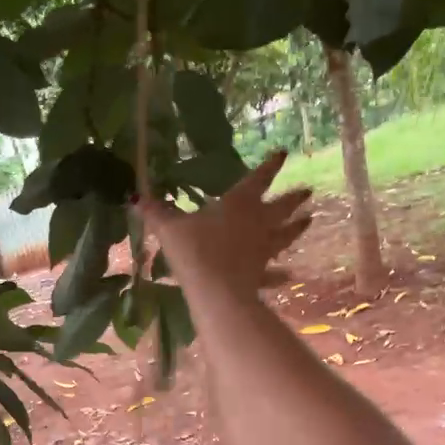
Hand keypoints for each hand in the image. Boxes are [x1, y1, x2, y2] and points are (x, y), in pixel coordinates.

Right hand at [137, 150, 312, 300]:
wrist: (215, 291)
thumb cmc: (195, 251)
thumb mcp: (170, 228)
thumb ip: (156, 212)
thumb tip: (134, 196)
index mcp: (239, 203)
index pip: (259, 178)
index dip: (270, 165)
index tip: (283, 153)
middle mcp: (258, 222)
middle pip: (281, 206)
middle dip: (294, 197)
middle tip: (308, 191)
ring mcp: (263, 249)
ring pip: (285, 235)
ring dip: (297, 228)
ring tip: (309, 220)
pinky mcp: (261, 274)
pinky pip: (274, 273)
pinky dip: (281, 274)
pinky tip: (290, 275)